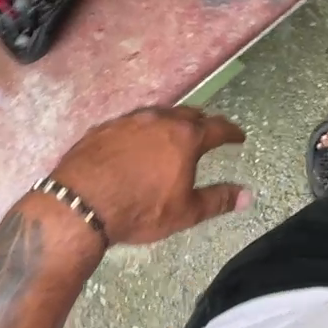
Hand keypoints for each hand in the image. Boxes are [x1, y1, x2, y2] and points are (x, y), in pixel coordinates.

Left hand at [50, 106, 251, 245]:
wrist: (80, 204)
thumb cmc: (140, 209)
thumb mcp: (185, 212)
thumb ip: (218, 200)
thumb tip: (248, 195)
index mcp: (185, 137)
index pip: (217, 128)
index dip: (231, 132)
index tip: (239, 136)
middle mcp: (160, 120)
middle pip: (188, 114)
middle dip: (202, 122)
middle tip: (208, 133)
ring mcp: (129, 121)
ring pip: (159, 114)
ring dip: (171, 122)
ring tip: (173, 134)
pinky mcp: (104, 128)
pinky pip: (132, 123)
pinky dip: (143, 130)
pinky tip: (137, 143)